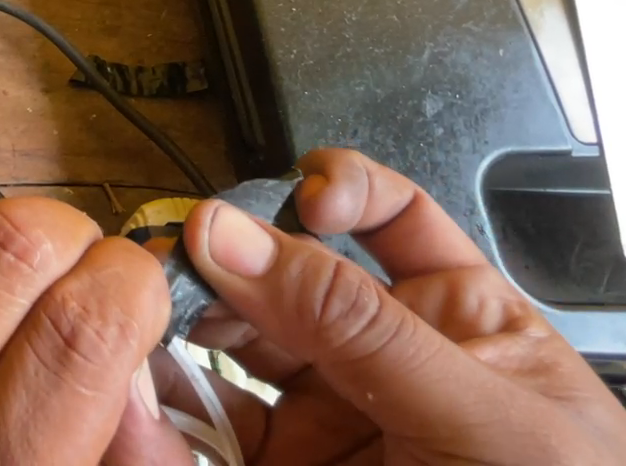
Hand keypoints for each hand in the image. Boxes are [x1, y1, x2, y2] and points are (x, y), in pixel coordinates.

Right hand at [106, 148, 625, 465]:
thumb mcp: (486, 427)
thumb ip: (355, 325)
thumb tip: (225, 230)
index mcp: (451, 316)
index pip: (386, 215)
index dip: (336, 187)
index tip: (297, 203)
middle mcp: (374, 350)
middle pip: (280, 268)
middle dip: (222, 257)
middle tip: (165, 262)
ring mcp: (323, 407)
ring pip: (232, 334)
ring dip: (182, 319)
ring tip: (140, 316)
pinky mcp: (279, 463)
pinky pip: (212, 418)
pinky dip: (169, 399)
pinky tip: (142, 384)